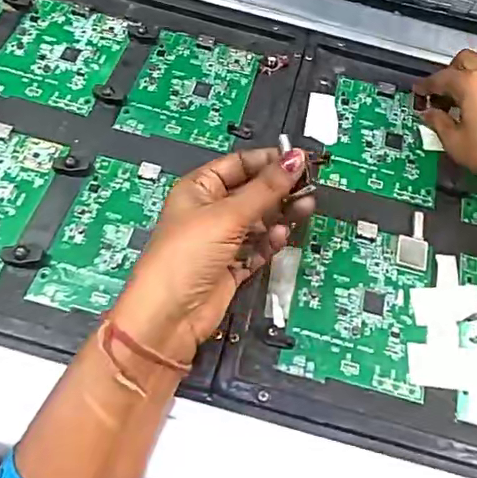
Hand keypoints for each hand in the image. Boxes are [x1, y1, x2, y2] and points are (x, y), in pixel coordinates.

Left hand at [112, 148, 312, 362]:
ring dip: (281, 214)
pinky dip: (271, 242)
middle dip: (280, 189)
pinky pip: (259, 246)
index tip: (300, 160)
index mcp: (199, 188)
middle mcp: (211, 210)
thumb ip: (266, 187)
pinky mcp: (232, 266)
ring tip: (304, 208)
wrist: (168, 319)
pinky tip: (281, 236)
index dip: (269, 161)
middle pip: (253, 191)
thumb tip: (296, 158)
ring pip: (260, 219)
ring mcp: (222, 239)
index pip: (240, 163)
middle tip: (308, 186)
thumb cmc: (188, 255)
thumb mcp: (228, 215)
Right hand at [417, 49, 476, 202]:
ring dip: (471, 77)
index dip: (427, 85)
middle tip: (443, 93)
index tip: (421, 91)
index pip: (441, 77)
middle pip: (464, 59)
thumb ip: (439, 123)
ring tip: (465, 101)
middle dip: (450, 72)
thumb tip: (431, 115)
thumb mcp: (457, 144)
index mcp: (471, 84)